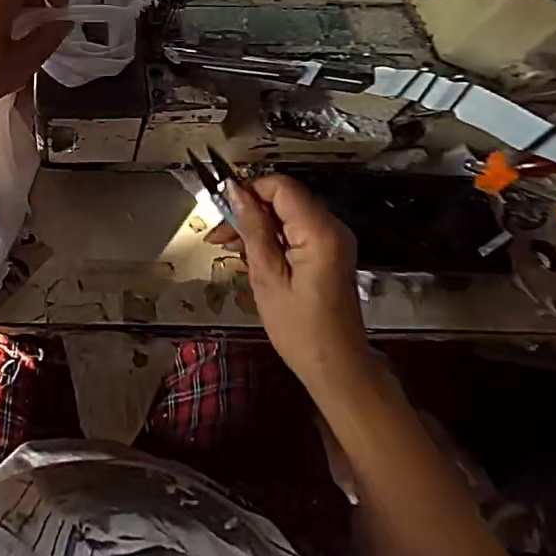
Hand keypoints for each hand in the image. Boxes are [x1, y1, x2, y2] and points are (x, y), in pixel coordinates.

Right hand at [212, 174, 370, 390]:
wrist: (337, 368)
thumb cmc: (300, 329)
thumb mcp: (267, 277)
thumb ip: (252, 229)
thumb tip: (235, 192)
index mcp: (320, 232)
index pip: (281, 186)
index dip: (249, 190)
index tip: (222, 207)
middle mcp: (332, 227)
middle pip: (283, 197)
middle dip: (248, 209)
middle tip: (219, 233)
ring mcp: (333, 239)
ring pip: (286, 213)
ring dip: (255, 223)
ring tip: (228, 245)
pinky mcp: (329, 251)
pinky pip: (294, 229)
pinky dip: (270, 236)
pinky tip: (248, 253)